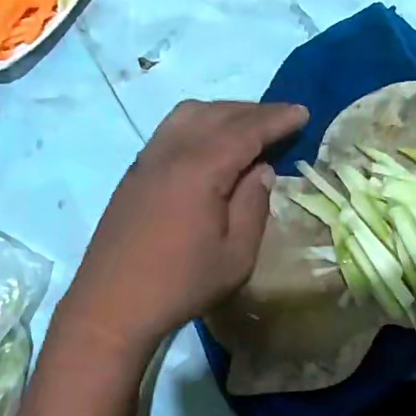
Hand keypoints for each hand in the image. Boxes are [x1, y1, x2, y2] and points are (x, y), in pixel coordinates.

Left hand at [63, 100, 308, 353]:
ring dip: (223, 112)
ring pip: (188, 115)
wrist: (113, 304)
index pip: (245, 131)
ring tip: (248, 126)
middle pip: (216, 114)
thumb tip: (262, 170)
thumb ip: (254, 206)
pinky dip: (199, 124)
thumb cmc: (182, 284)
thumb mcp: (236, 255)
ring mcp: (147, 160)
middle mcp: (171, 153)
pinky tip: (210, 144)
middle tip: (282, 118)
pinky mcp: (135, 174)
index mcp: (199, 170)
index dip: (276, 119)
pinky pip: (171, 130)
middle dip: (253, 111)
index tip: (302, 112)